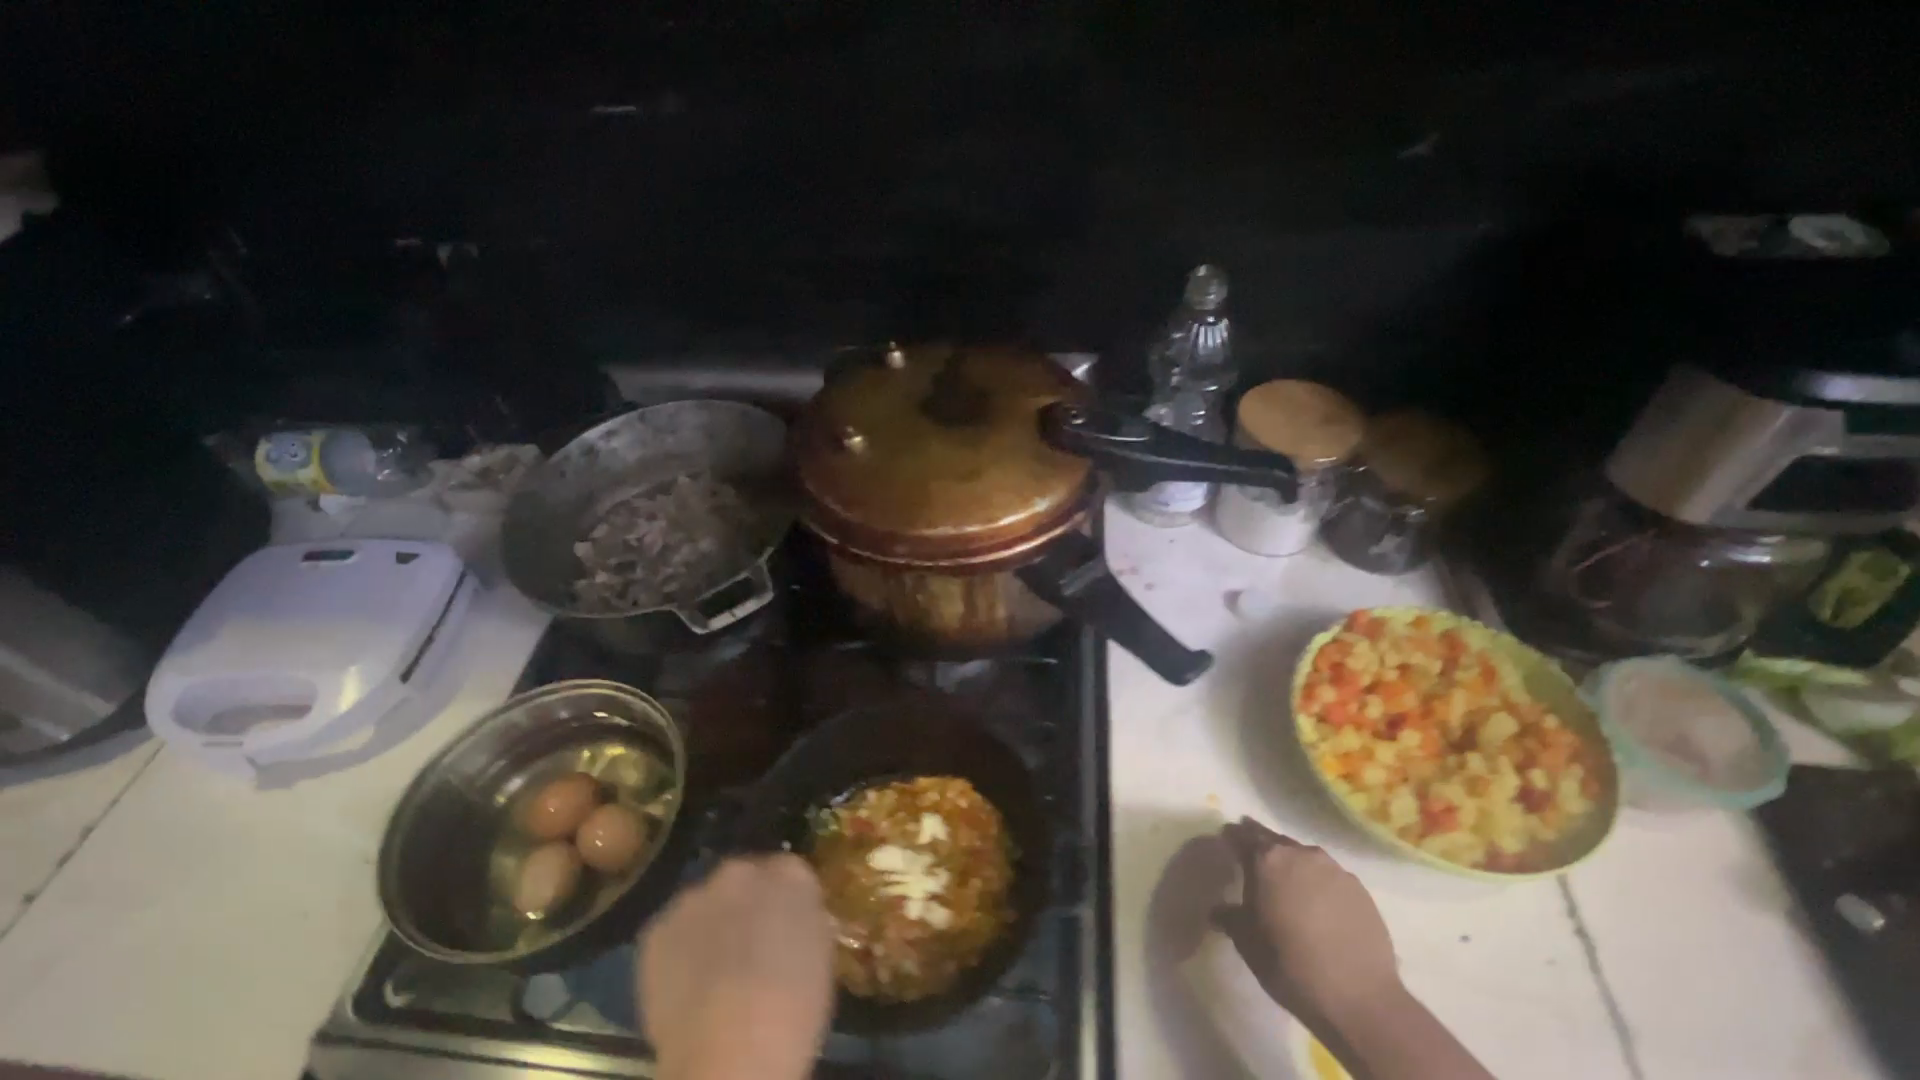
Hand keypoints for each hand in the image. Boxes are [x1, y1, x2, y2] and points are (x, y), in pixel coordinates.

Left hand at [638, 855, 834, 1079]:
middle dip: (747, 903)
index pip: (790, 871)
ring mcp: (692, 898)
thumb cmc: (793, 1011)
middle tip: (751, 944)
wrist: (729, 1055)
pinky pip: (673, 932)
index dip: (787, 900)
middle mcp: (739, 873)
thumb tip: (798, 918)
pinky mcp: (655, 930)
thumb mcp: (823, 957)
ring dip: (712, 924)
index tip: (786, 926)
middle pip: (744, 878)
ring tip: (714, 970)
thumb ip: (809, 922)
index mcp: (789, 875)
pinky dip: (681, 950)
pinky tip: (688, 985)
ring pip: (705, 904)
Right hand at [1213, 818, 1399, 1021]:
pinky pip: (1330, 876)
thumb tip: (1219, 910)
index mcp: (1268, 861)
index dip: (1232, 837)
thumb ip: (1230, 917)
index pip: (1243, 836)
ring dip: (1293, 864)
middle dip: (1261, 846)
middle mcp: (1301, 855)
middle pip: (1275, 841)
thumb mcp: (1247, 943)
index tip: (1225, 839)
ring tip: (1286, 883)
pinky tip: (1318, 905)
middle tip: (1252, 857)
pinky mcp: (1360, 889)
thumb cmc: (1289, 964)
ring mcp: (1335, 870)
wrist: (1358, 996)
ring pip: (1305, 857)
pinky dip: (1318, 883)